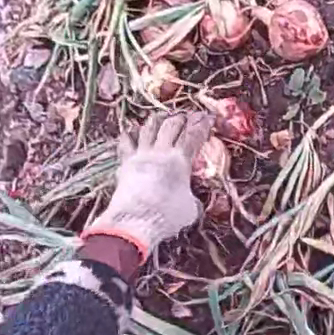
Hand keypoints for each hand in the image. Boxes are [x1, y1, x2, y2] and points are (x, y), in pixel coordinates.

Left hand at [83, 113, 213, 256]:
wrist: (137, 220)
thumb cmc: (168, 215)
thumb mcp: (191, 208)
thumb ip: (191, 198)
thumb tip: (191, 200)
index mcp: (180, 160)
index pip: (193, 136)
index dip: (202, 124)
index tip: (208, 117)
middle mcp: (160, 152)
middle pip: (171, 125)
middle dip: (181, 117)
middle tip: (187, 115)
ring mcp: (141, 155)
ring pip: (148, 128)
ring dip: (157, 119)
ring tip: (162, 115)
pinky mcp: (125, 163)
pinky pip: (126, 143)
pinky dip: (129, 134)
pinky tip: (130, 130)